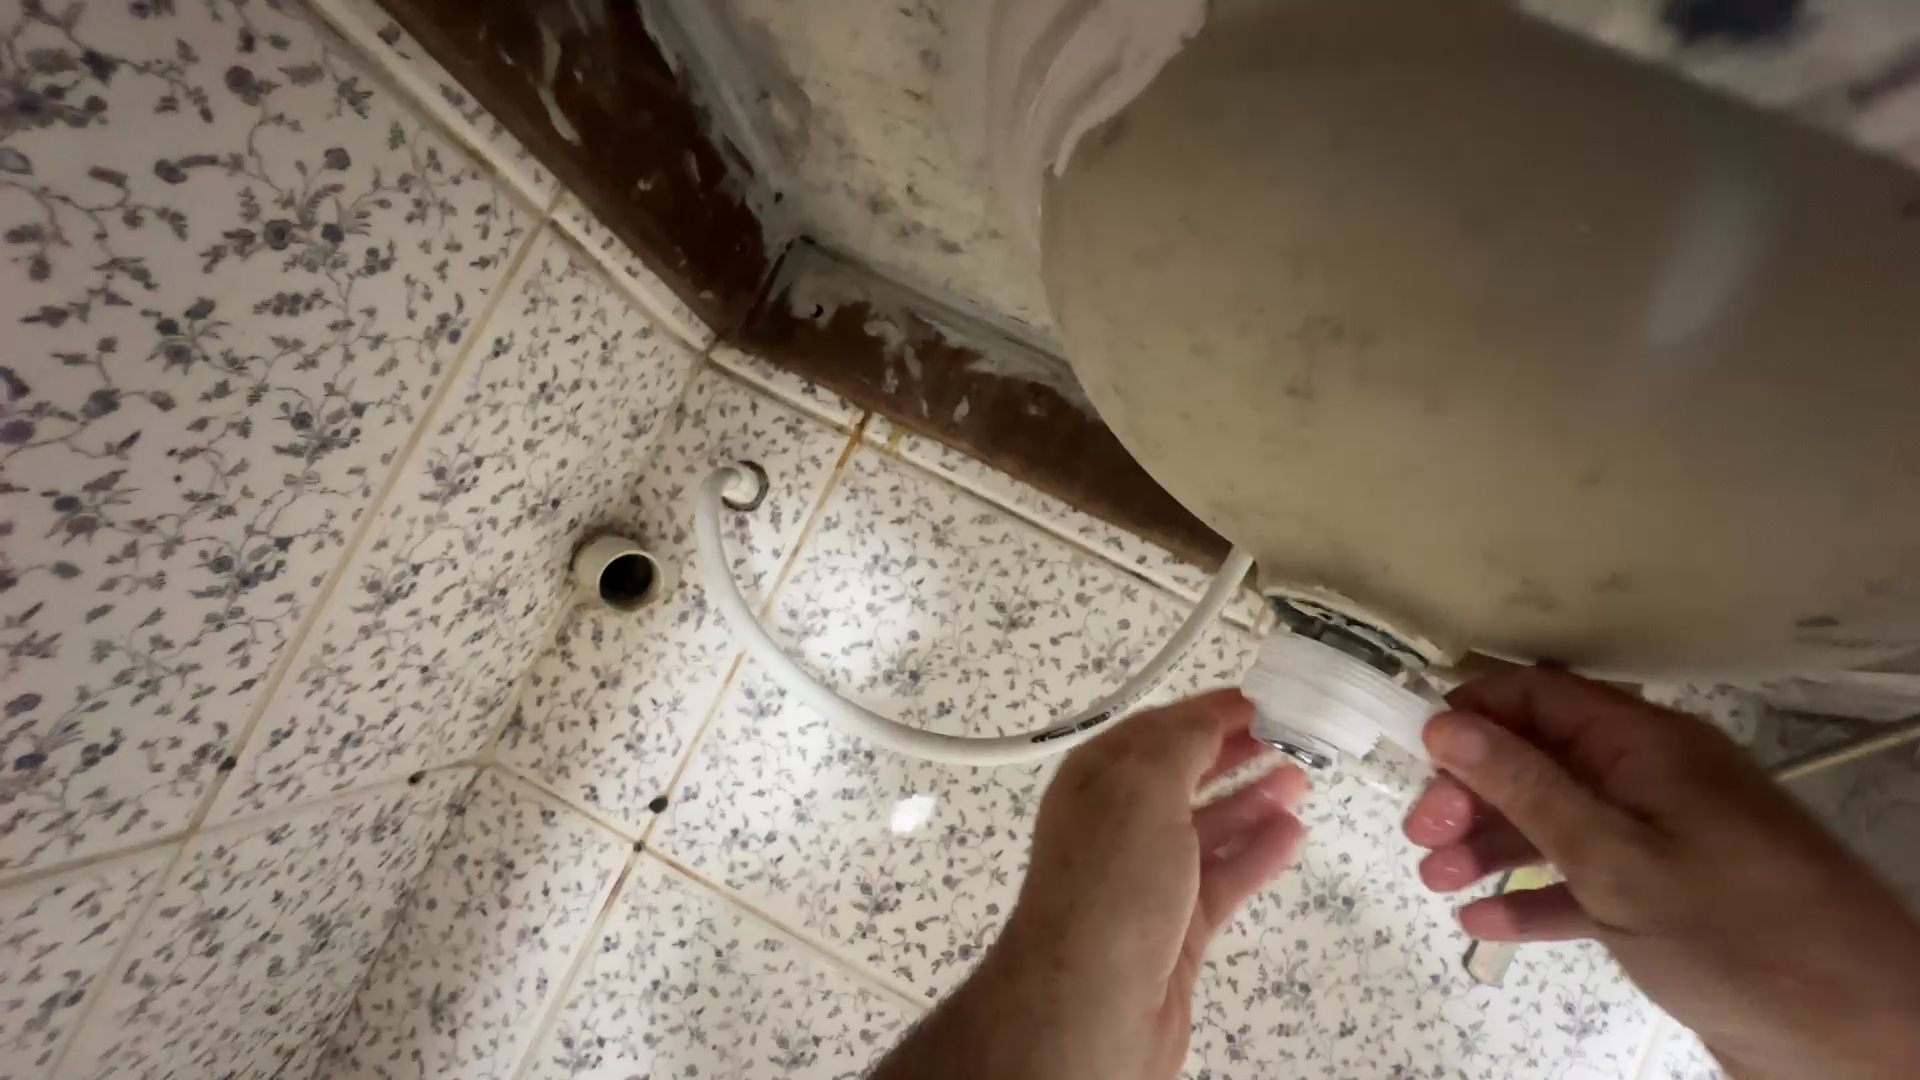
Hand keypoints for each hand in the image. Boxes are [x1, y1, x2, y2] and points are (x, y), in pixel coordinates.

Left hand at [872, 690, 1308, 1079]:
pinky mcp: (1175, 919)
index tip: (1257, 699)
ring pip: (1208, 822)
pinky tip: (1289, 833)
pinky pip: (1223, 873)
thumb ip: (1179, 743)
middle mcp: (1118, 818)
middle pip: (1184, 771)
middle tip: (1285, 734)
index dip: (1208, 710)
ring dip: (1252, 797)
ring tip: (1298, 776)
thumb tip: (1209, 715)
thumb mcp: (1141, 788)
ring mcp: (1147, 871)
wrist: (1092, 1004)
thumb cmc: (1109, 886)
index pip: (1159, 728)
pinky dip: (1256, 851)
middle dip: (1233, 749)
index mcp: (1098, 777)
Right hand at [1404, 667, 1919, 1079]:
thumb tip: (1443, 723)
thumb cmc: (1738, 936)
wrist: (1878, 1058)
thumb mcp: (1613, 858)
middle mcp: (1646, 779)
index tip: (1416, 755)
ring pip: (1549, 820)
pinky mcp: (1663, 896)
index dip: (1469, 715)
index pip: (1534, 696)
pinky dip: (1531, 894)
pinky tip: (1483, 920)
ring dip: (1485, 846)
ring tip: (1435, 880)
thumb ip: (1522, 785)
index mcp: (1643, 746)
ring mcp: (1657, 838)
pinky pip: (1580, 878)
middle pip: (1532, 761)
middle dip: (1467, 794)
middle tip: (1421, 834)